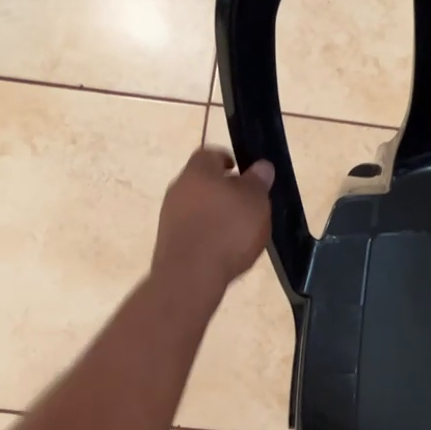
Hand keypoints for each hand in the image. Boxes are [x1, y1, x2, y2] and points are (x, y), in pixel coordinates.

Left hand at [151, 148, 273, 292]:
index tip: (243, 171)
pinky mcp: (169, 241)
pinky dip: (207, 234)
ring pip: (196, 206)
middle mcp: (178, 189)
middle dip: (223, 189)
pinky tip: (224, 249)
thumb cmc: (228, 230)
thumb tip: (261, 166)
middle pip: (202, 181)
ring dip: (215, 213)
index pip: (210, 154)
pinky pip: (192, 229)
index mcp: (198, 171)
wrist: (191, 275)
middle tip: (246, 203)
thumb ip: (258, 181)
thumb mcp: (255, 201)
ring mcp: (169, 216)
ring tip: (238, 231)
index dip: (227, 159)